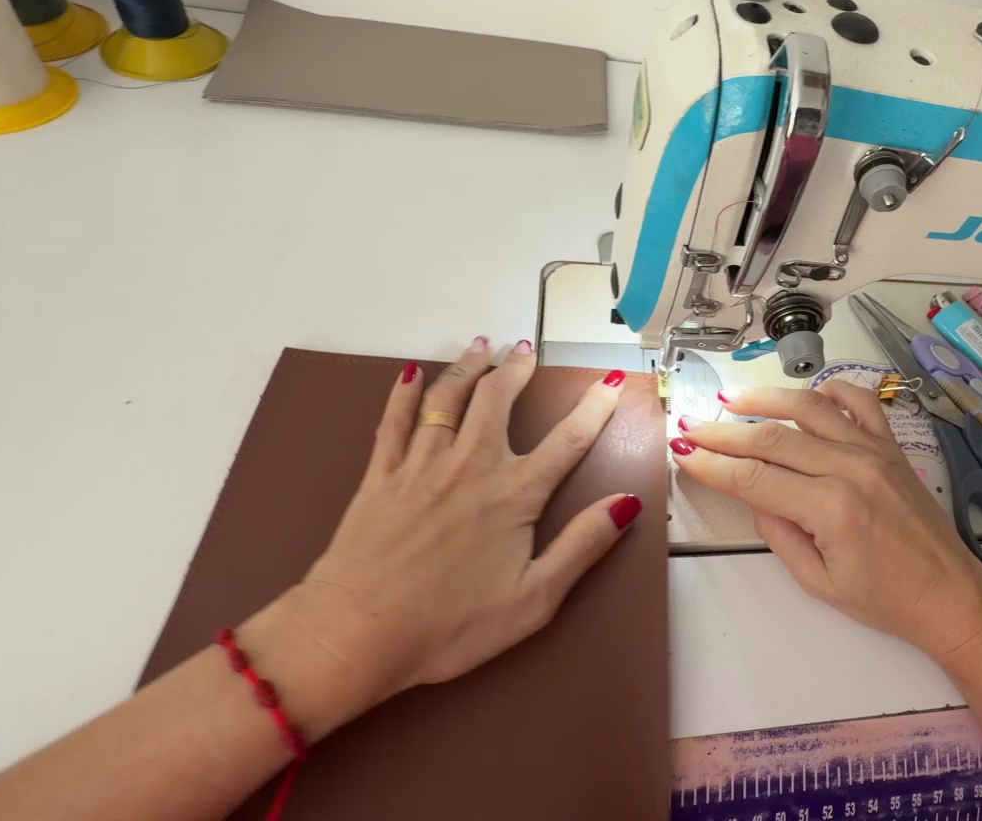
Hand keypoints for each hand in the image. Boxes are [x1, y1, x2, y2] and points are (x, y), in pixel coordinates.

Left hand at [252, 339, 641, 720]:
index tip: (612, 381)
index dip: (596, 407)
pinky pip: (395, 420)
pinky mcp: (381, 475)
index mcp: (514, 493)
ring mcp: (422, 464)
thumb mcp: (533, 600)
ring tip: (481, 346)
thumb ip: (582, 546)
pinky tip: (410, 374)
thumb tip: (627, 502)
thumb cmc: (450, 626)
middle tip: (525, 349)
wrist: (354, 636)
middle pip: (498, 399)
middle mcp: (472, 465)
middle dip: (516, 369)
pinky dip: (404, 393)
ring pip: (449, 398)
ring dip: (468, 367)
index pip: (569, 440)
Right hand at [670, 383, 981, 661]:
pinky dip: (831, 390)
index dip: (713, 464)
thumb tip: (753, 494)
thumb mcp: (819, 583)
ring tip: (733, 398)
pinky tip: (805, 392)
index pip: (755, 478)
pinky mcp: (891, 445)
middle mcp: (851, 468)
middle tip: (692, 426)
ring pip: (810, 407)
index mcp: (831, 508)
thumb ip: (779, 534)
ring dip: (767, 398)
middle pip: (773, 438)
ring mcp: (874, 450)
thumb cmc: (885, 600)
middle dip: (725, 432)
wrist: (950, 594)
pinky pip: (859, 402)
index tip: (683, 453)